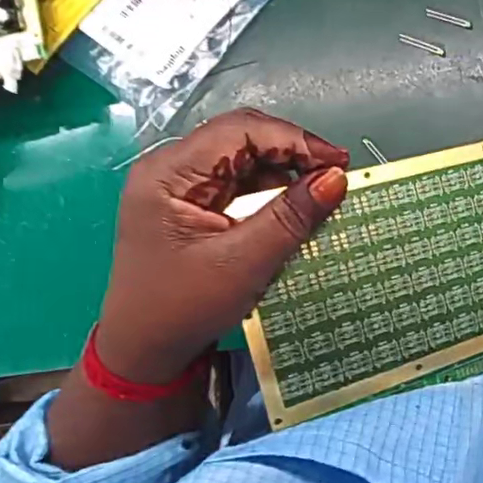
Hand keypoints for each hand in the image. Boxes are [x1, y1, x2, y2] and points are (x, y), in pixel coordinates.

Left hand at [93, 109, 348, 383]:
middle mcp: (170, 168)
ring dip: (284, 169)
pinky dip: (270, 189)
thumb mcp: (243, 263)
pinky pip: (238, 182)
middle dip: (291, 150)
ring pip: (242, 158)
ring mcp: (180, 186)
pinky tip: (296, 202)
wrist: (145, 352)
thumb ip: (290, 217)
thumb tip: (335, 178)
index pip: (239, 131)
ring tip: (322, 188)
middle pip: (240, 137)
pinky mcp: (193, 204)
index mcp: (168, 172)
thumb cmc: (182, 309)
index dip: (293, 139)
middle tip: (335, 172)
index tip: (337, 162)